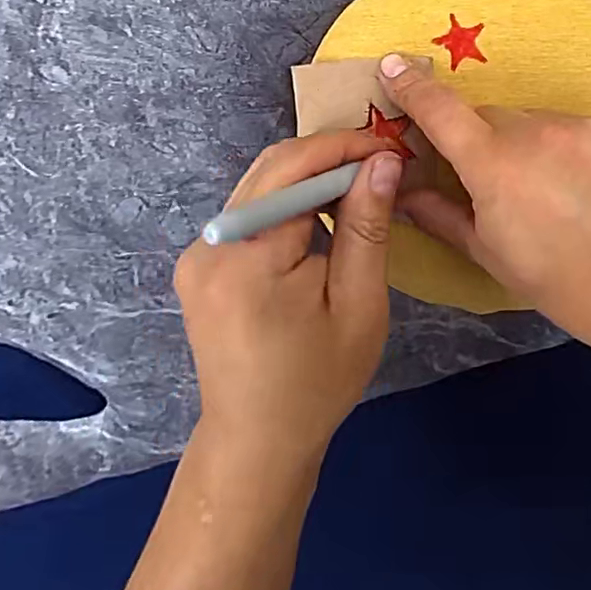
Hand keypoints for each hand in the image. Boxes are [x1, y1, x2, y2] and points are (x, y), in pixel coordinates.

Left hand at [174, 131, 402, 466]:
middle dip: (330, 156)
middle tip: (380, 164)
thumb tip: (384, 162)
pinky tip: (322, 214)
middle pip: (272, 168)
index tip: (392, 150)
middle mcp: (209, 244)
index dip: (346, 148)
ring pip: (260, 185)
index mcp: (246, 257)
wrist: (258, 441)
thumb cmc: (318, 381)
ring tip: (360, 185)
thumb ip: (367, 227)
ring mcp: (198, 253)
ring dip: (311, 176)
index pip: (296, 171)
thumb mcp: (359, 304)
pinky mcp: (201, 263)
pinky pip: (251, 210)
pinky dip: (290, 201)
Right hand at [376, 53, 590, 355]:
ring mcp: (583, 124)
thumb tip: (403, 191)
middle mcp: (537, 132)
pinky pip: (577, 126)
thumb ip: (441, 214)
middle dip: (485, 142)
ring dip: (532, 145)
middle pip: (491, 118)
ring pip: (536, 122)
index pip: (441, 112)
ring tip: (557, 192)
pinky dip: (572, 148)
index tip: (394, 65)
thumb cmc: (562, 284)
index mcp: (495, 167)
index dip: (412, 87)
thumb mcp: (491, 255)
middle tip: (502, 184)